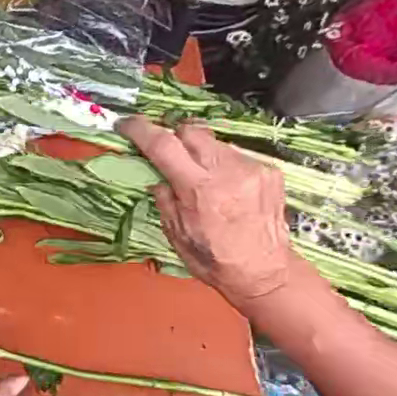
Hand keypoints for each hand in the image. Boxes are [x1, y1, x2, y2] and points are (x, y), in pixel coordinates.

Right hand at [118, 116, 297, 304]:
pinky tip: (224, 187)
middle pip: (190, 131)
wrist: (264, 271)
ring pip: (214, 141)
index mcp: (199, 190)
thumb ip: (164, 199)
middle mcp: (227, 172)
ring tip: (200, 178)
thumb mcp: (176, 233)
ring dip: (199, 152)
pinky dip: (222, 165)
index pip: (163, 145)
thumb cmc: (214, 259)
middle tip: (167, 154)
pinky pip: (236, 155)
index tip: (127, 124)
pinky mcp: (269, 171)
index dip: (140, 129)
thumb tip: (156, 176)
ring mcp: (252, 168)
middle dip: (173, 137)